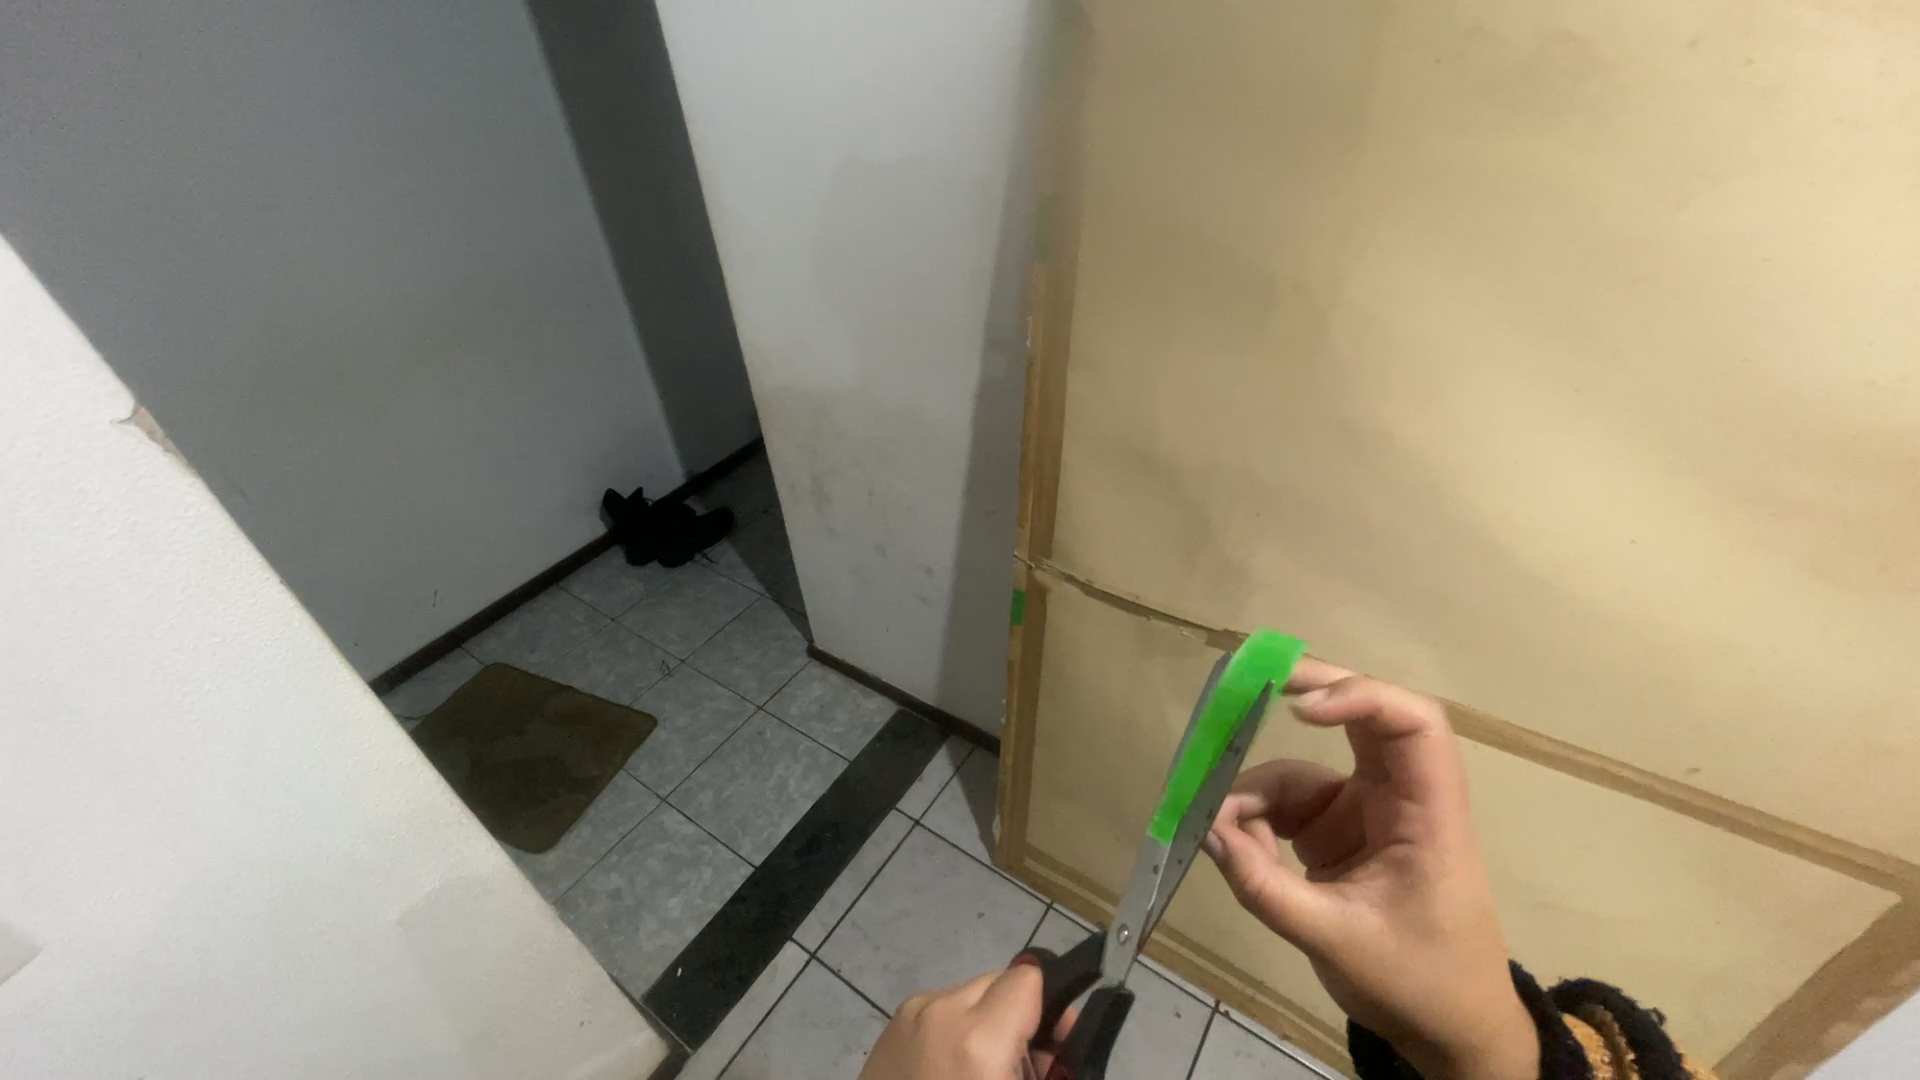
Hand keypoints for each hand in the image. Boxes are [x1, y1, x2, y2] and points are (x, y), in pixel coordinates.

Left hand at [861, 965, 1074, 1079]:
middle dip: (1018, 1019)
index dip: (1051, 1011)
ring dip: (985, 1025)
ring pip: (968, 995)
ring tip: (980, 1074)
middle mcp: (942, 1011)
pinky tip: (948, 1074)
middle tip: (1021, 1070)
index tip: (1057, 1048)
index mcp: (979, 1039)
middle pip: (999, 983)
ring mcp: (912, 1015)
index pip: (1028, 979)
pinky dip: (953, 1032)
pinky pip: (939, 1010)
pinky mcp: (891, 1026)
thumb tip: (1058, 1045)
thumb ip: (1050, 1069)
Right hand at [1203, 657, 1537, 1079]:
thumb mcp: (1339, 941)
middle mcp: (1398, 796)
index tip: (1298, 710)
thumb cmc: (1421, 985)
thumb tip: (1206, 832)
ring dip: (1254, 793)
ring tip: (1221, 834)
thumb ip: (1266, 887)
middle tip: (1244, 683)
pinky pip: (1281, 804)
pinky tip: (1236, 847)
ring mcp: (1362, 808)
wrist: (1448, 1032)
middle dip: (1305, 693)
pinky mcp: (1334, 827)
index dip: (1360, 697)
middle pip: (1361, 716)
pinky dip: (1252, 820)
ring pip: (1300, 768)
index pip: (1414, 725)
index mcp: (1428, 814)